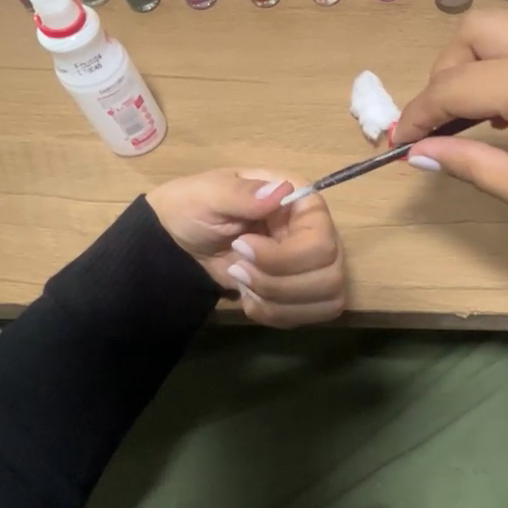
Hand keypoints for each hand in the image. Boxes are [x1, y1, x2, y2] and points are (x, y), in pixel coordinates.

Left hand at [147, 169, 347, 327]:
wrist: (178, 243)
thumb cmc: (195, 208)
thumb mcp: (209, 194)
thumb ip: (243, 194)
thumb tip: (282, 191)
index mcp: (303, 204)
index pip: (323, 242)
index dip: (285, 257)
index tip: (241, 246)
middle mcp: (319, 234)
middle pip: (330, 276)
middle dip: (276, 283)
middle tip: (237, 268)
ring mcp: (315, 265)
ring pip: (327, 299)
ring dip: (276, 301)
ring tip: (242, 281)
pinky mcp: (306, 293)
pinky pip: (310, 316)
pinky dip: (274, 314)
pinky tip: (249, 298)